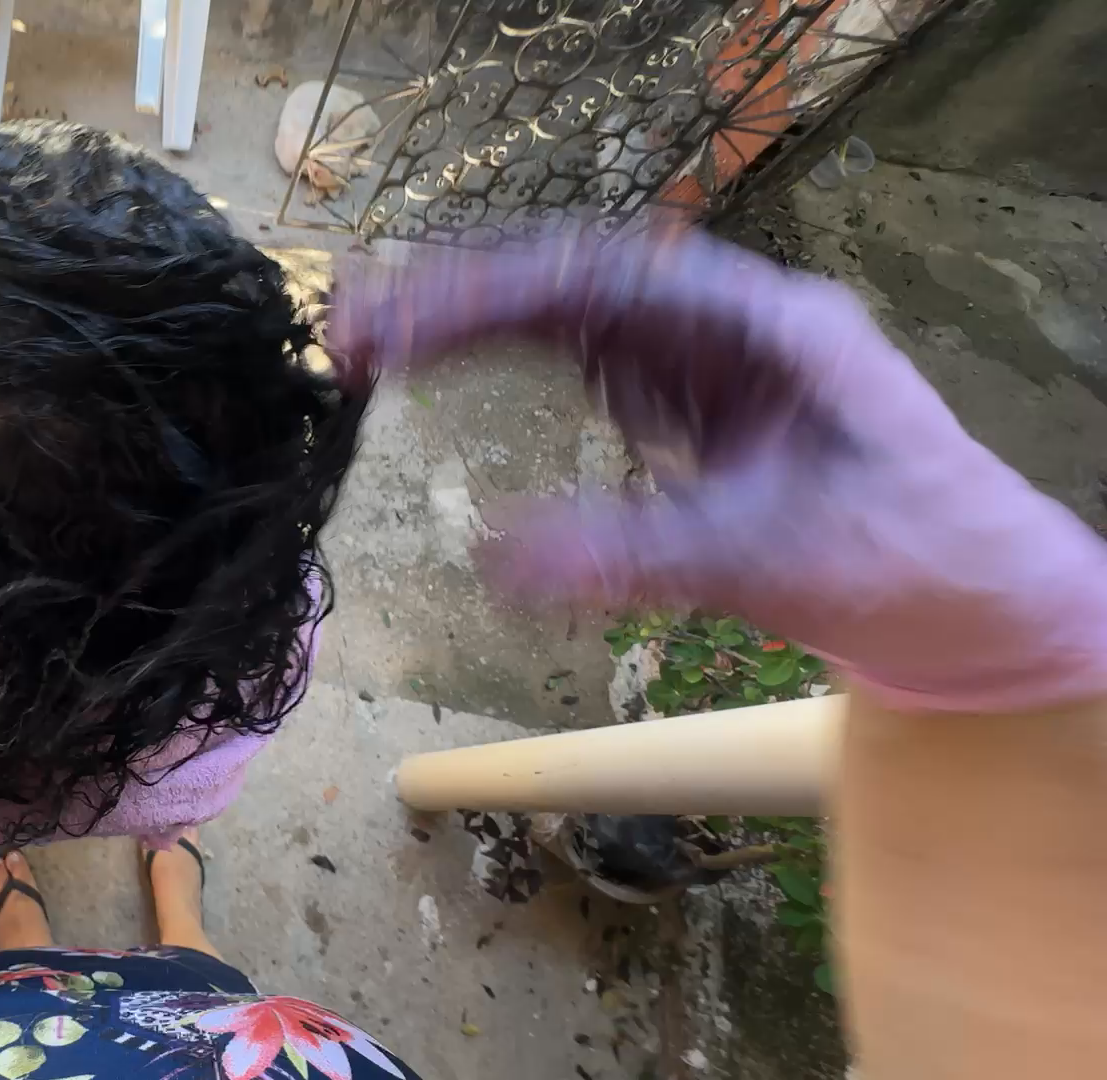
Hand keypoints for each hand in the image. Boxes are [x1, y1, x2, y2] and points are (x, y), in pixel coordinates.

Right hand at [329, 229, 1106, 711]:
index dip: (483, 298)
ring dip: (451, 314)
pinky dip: (482, 348)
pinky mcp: (652, 387)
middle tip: (346, 331)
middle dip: (443, 295)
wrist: (963, 590)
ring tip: (365, 342)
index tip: (393, 331)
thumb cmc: (901, 560)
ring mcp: (676, 348)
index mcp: (755, 325)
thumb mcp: (775, 559)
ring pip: (546, 304)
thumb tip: (491, 561)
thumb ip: (638, 553)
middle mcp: (707, 317)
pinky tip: (434, 361)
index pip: (596, 283)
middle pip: (555, 278)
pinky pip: (553, 346)